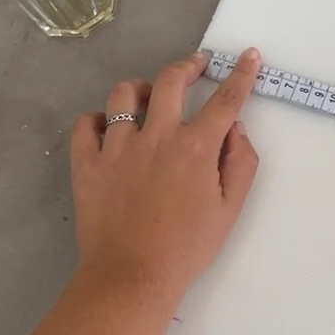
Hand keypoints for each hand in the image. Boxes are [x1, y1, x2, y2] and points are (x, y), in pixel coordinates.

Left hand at [69, 48, 263, 305]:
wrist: (133, 278)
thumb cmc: (187, 248)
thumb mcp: (230, 210)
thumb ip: (240, 164)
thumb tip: (235, 128)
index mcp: (196, 148)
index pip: (225, 100)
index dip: (241, 74)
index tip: (248, 56)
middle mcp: (157, 137)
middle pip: (171, 80)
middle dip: (188, 65)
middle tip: (195, 67)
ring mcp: (117, 147)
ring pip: (123, 94)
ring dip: (140, 88)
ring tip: (146, 98)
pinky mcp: (87, 163)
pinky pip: (86, 123)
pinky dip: (98, 119)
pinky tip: (109, 129)